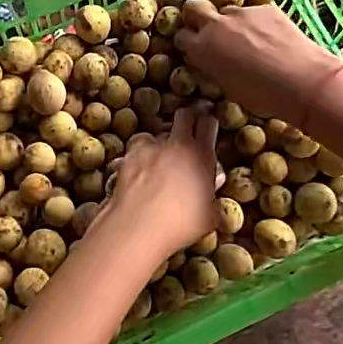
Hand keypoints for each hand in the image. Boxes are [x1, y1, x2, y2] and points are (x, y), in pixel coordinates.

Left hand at [95, 106, 219, 259]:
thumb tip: (213, 184)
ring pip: (156, 133)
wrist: (138, 227)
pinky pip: (136, 149)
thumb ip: (213, 197)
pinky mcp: (128, 156)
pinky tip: (138, 170)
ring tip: (158, 159)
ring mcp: (151, 148)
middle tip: (188, 130)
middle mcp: (177, 145)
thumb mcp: (208, 217)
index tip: (208, 127)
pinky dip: (138, 156)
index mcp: (202, 156)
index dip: (209, 123)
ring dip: (159, 143)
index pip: (209, 125)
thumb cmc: (181, 226)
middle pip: (184, 116)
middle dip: (187, 119)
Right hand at [179, 0, 342, 125]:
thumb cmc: (263, 96)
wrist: (302, 81)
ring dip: (232, 21)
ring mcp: (242, 13)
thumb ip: (214, 70)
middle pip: (194, 7)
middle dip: (197, 15)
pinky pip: (254, 12)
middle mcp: (216, 25)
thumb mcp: (228, 89)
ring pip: (228, 10)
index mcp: (201, 49)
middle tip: (209, 29)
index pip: (181, 36)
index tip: (196, 49)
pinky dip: (258, 22)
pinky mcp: (265, 7)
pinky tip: (272, 37)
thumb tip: (213, 65)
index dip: (188, 42)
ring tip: (249, 38)